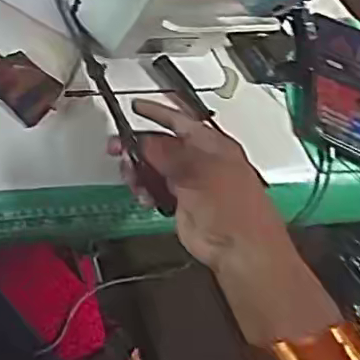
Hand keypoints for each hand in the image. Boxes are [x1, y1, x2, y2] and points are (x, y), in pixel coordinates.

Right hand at [110, 99, 294, 273]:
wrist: (241, 252)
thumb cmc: (234, 210)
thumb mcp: (196, 170)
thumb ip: (165, 152)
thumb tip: (142, 141)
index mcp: (212, 146)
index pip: (180, 120)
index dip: (156, 112)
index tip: (136, 107)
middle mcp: (201, 162)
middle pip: (161, 145)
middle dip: (138, 146)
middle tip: (118, 148)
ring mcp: (191, 183)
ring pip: (154, 167)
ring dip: (138, 170)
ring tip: (132, 177)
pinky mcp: (181, 203)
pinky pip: (154, 188)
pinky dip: (145, 189)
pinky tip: (144, 195)